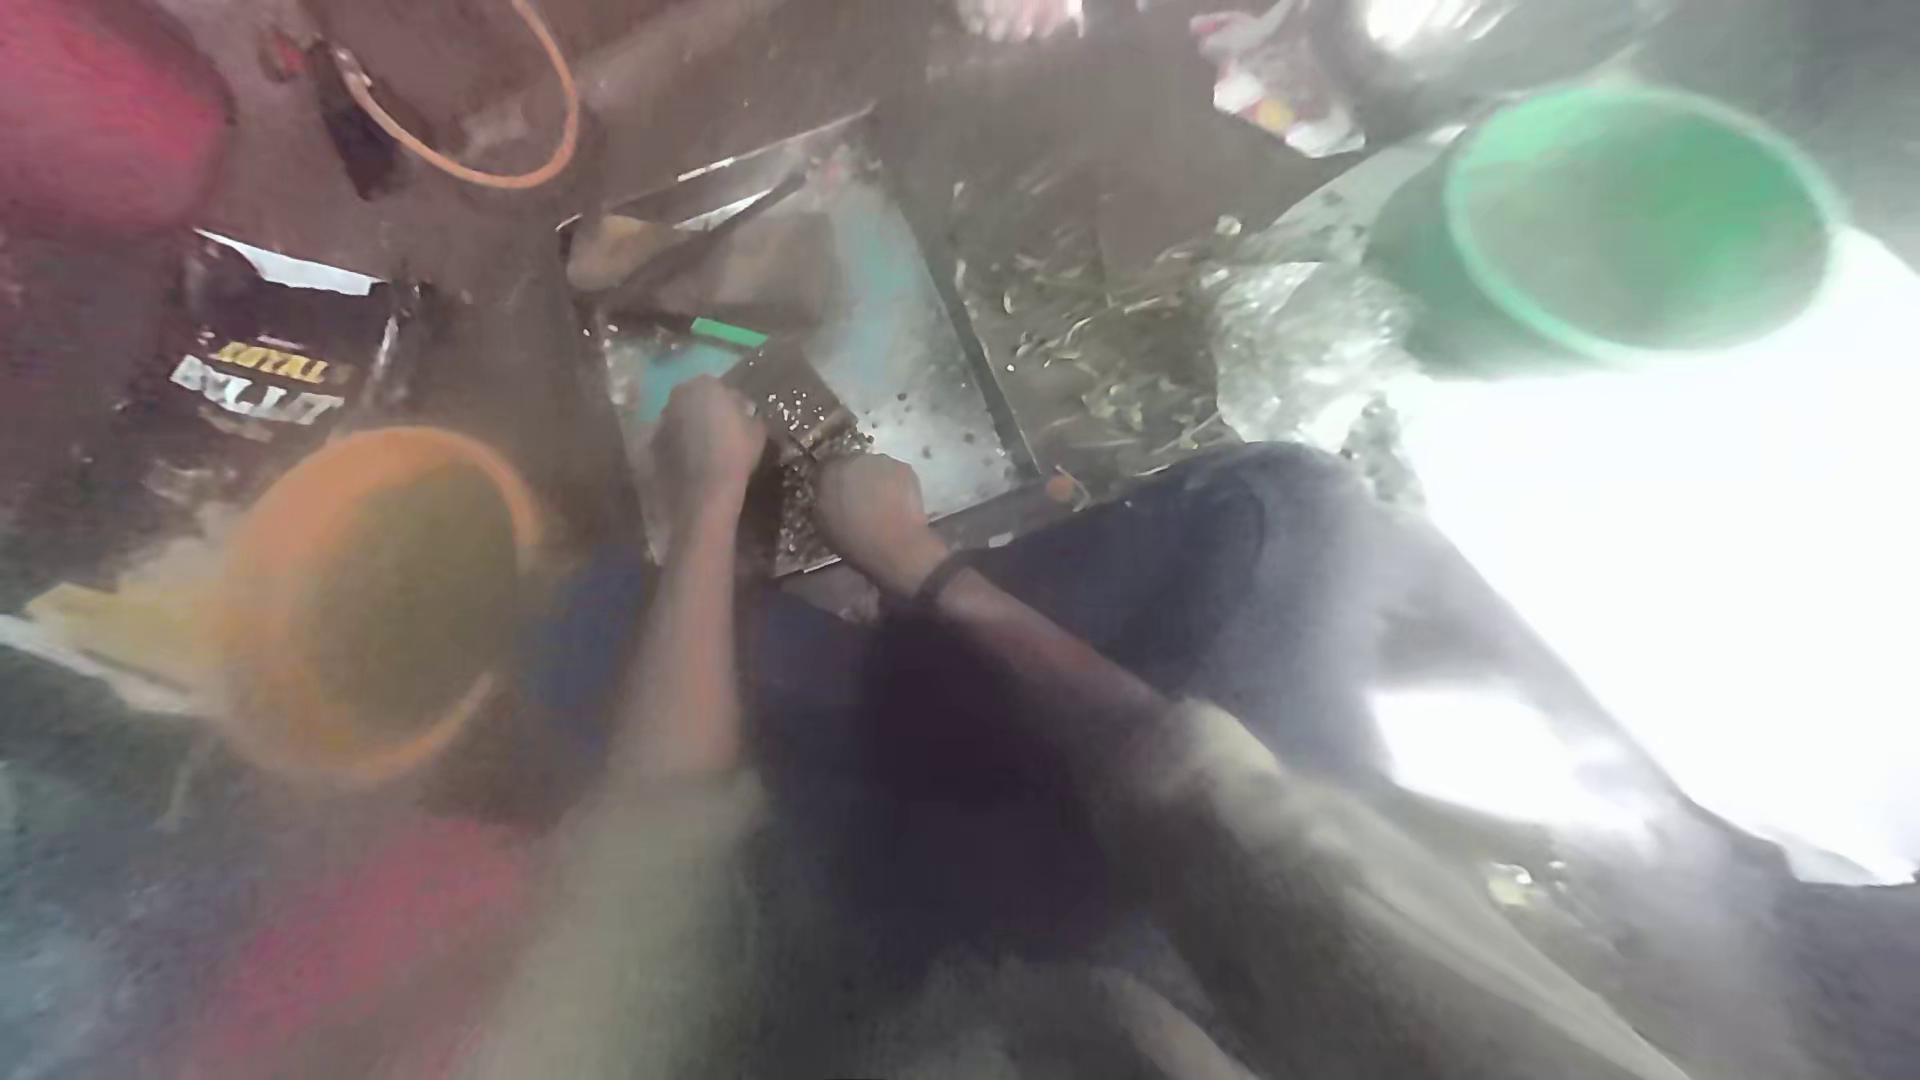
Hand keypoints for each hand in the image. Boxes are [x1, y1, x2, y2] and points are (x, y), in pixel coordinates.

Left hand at [653, 376, 765, 525]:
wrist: (705, 489)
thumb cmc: (736, 453)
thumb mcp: (758, 431)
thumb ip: (751, 415)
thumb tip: (745, 412)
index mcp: (706, 385)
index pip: (723, 389)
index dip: (735, 405)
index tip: (743, 421)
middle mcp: (678, 394)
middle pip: (698, 399)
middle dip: (709, 412)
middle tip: (725, 433)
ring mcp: (662, 417)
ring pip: (682, 418)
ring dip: (693, 428)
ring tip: (709, 450)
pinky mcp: (652, 441)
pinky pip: (672, 438)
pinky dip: (681, 445)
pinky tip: (694, 462)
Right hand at [815, 454, 950, 595]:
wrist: (896, 546)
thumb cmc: (854, 540)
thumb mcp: (823, 523)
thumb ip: (823, 500)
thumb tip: (828, 495)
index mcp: (830, 471)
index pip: (825, 467)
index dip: (830, 482)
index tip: (835, 496)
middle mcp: (856, 458)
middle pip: (852, 464)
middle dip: (853, 479)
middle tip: (859, 501)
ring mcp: (883, 461)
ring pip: (875, 468)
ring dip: (875, 481)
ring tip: (881, 504)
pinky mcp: (906, 469)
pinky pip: (895, 474)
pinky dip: (894, 485)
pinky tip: (897, 503)